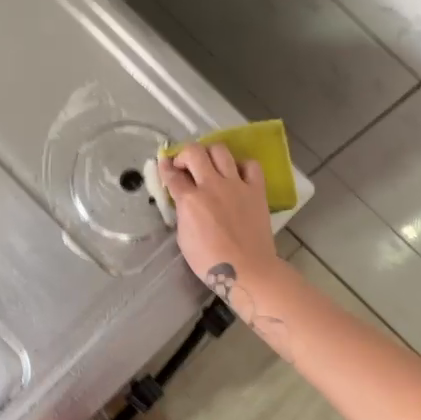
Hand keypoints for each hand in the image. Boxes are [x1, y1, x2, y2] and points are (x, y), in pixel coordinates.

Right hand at [159, 143, 279, 307]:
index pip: (172, 175)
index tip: (164, 163)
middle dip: (185, 155)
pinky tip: (237, 175)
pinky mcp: (256, 189)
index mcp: (190, 200)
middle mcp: (212, 185)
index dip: (165, 167)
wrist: (247, 269)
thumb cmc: (209, 261)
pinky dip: (242, 166)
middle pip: (194, 152)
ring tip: (210, 165)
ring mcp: (236, 184)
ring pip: (220, 150)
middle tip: (185, 166)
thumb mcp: (184, 238)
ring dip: (210, 154)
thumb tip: (185, 203)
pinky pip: (251, 165)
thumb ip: (183, 214)